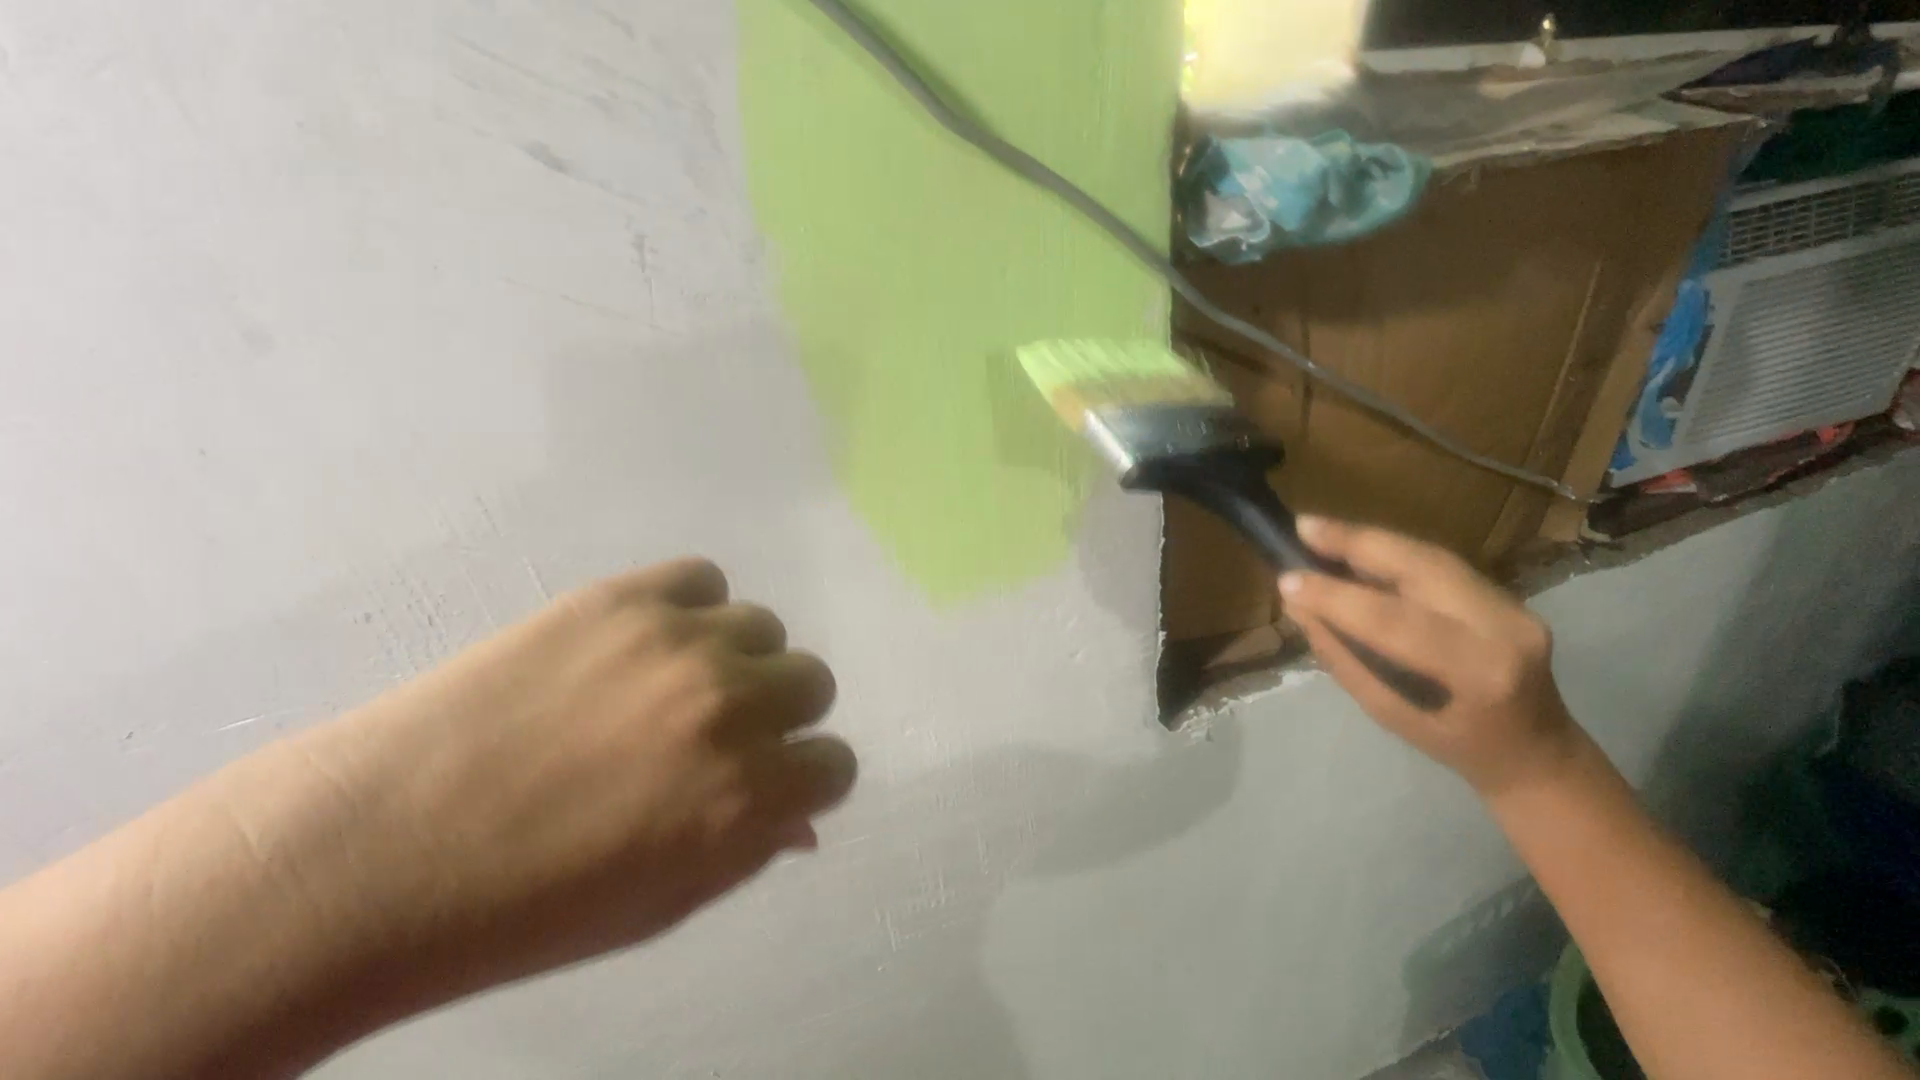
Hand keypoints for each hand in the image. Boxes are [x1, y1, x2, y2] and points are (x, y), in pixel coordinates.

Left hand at [238, 557, 856, 1004]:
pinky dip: (691, 608)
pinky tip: (645, 644)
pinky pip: (701, 578)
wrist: (377, 851)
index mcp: (748, 798)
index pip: (835, 765)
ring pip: (762, 626)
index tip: (769, 787)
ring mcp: (677, 642)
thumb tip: (798, 820)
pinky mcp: (619, 598)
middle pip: (813, 680)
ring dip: (736, 660)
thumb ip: (747, 854)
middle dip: (781, 715)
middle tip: (720, 736)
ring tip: (672, 686)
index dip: (804, 781)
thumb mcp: (659, 907)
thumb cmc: (524, 908)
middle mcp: (731, 708)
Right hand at [1277, 518, 1578, 796]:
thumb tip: (1300, 606)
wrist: (1534, 750)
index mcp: (1479, 672)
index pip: (1397, 621)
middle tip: (1303, 527)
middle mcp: (1505, 628)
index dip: (1338, 596)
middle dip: (1358, 543)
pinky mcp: (1509, 594)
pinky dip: (1393, 553)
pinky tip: (1357, 547)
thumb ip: (1344, 656)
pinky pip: (1441, 564)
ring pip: (1431, 556)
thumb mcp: (1389, 713)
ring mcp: (1514, 605)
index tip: (1288, 581)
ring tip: (1319, 531)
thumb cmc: (1453, 744)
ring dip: (1371, 541)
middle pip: (1423, 568)